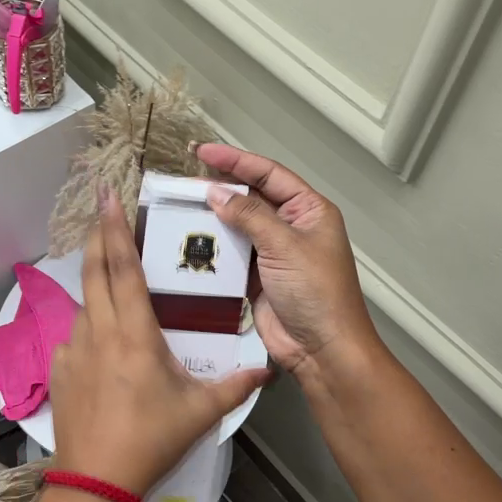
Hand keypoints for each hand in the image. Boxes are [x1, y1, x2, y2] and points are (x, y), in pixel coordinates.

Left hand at [47, 188, 271, 498]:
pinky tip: (101, 340)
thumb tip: (265, 370)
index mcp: (134, 334)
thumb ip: (234, 386)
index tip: (108, 196)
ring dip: (95, 282)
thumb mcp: (200, 413)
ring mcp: (74, 351)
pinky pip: (75, 335)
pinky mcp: (61, 371)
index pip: (123, 269)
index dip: (116, 229)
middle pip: (95, 272)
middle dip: (99, 236)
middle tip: (103, 209)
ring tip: (111, 276)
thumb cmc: (151, 440)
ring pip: (85, 304)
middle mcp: (99, 332)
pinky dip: (89, 324)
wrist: (95, 483)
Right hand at [196, 143, 379, 377]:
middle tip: (183, 183)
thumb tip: (215, 193)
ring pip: (237, 228)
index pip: (269, 174)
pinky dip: (212, 249)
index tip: (202, 152)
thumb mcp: (285, 246)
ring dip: (212, 220)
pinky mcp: (256, 279)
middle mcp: (291, 228)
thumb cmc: (315, 292)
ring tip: (178, 208)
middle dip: (220, 189)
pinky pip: (231, 256)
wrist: (322, 349)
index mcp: (309, 211)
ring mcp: (273, 254)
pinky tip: (188, 242)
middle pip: (251, 198)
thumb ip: (249, 215)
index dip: (236, 161)